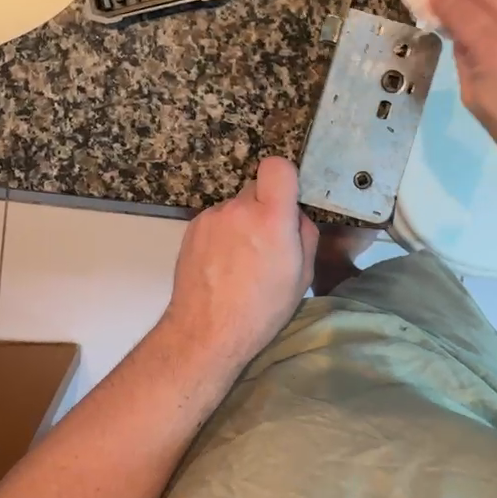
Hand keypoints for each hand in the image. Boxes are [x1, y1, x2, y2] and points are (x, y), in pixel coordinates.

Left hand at [159, 157, 319, 372]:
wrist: (206, 330)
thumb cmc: (261, 309)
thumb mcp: (303, 276)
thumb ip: (304, 234)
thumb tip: (294, 214)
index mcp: (271, 218)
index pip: (277, 166)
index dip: (284, 178)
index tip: (286, 200)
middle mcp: (239, 209)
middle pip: (256, 188)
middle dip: (264, 207)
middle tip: (266, 242)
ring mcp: (212, 217)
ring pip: (235, 207)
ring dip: (241, 223)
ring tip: (240, 261)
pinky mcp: (193, 226)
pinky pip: (217, 221)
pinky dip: (222, 235)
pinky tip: (222, 264)